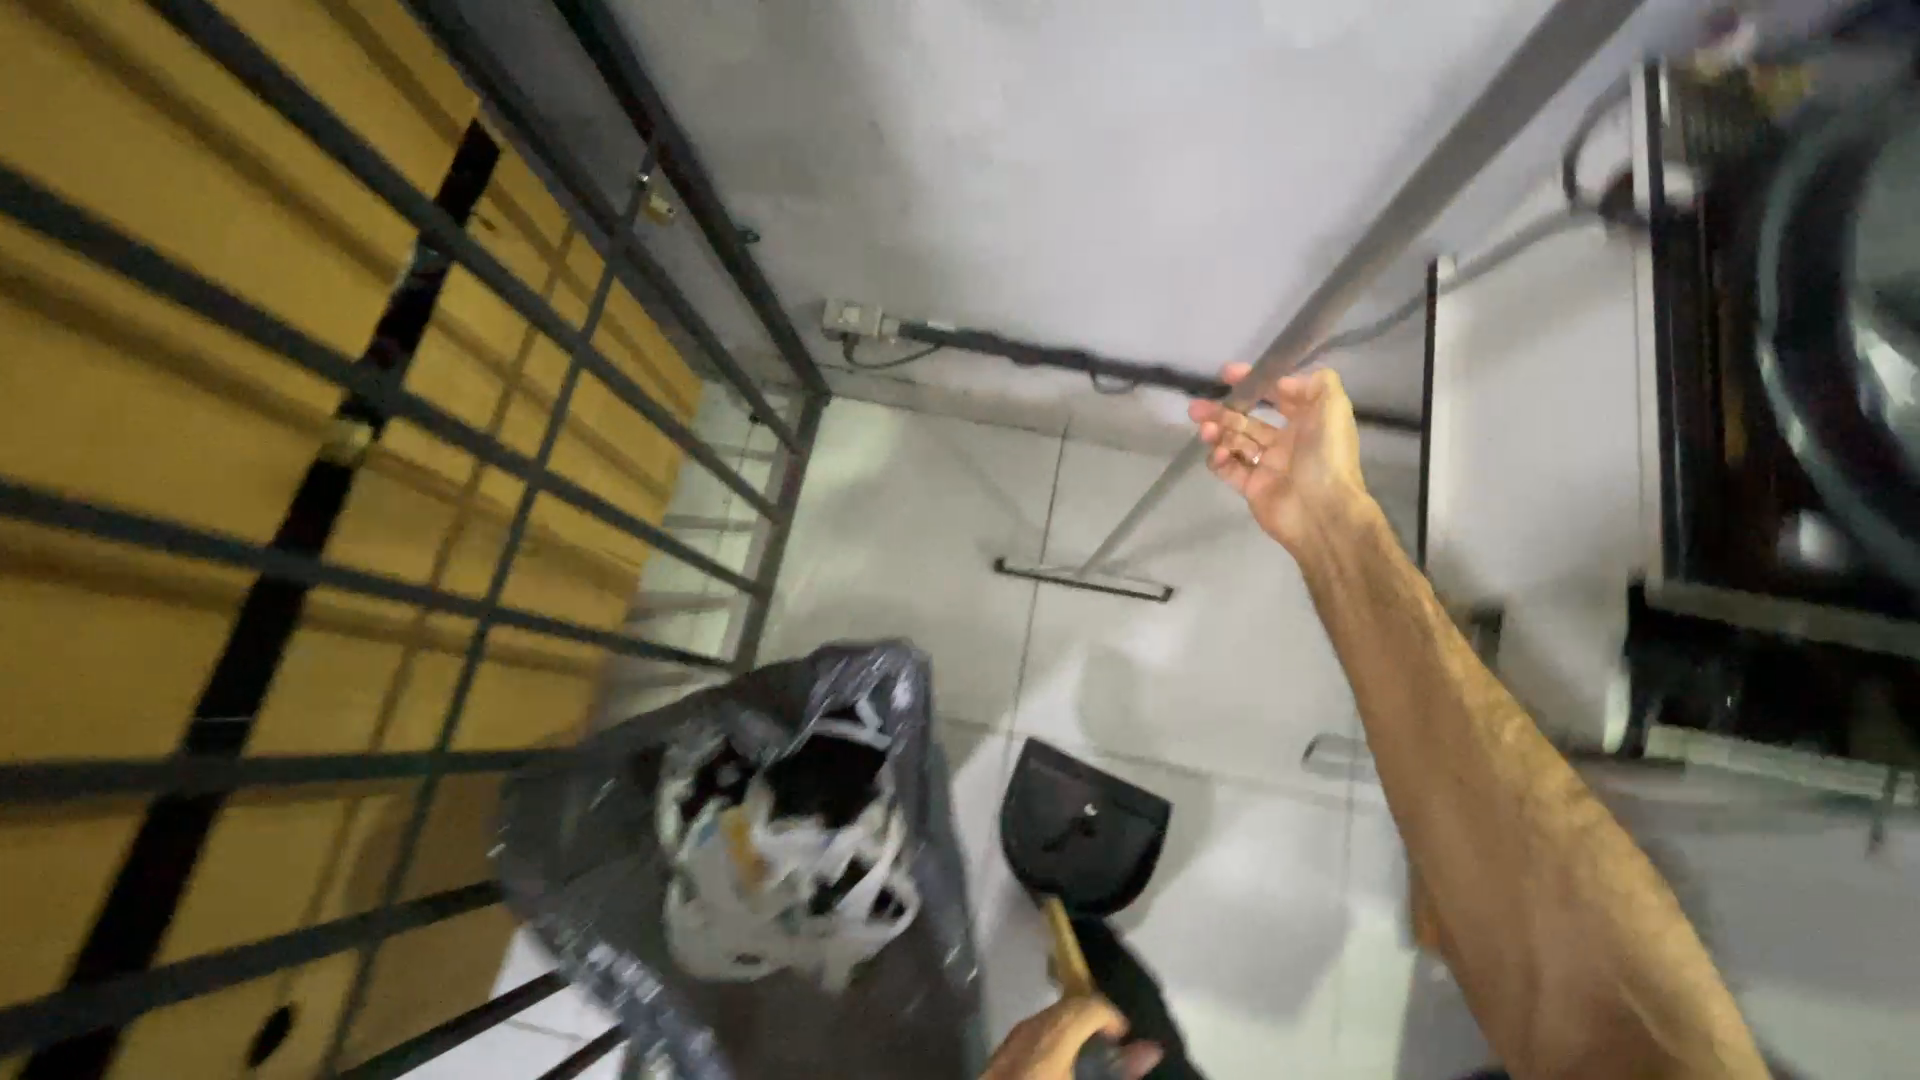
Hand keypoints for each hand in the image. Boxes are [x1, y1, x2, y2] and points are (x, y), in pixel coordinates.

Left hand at [980, 997, 1162, 1079]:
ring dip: (1073, 1034)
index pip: (1089, 1004)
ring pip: (1050, 1020)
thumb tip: (1151, 1050)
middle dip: (1093, 1024)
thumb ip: (1119, 1070)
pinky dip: (1054, 1043)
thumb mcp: (1084, 1078)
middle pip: (1068, 1009)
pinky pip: (1034, 1035)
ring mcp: (1012, 1039)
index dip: (1112, 1017)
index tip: (1124, 1042)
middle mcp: (1031, 1027)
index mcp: (1054, 1034)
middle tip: (1111, 1054)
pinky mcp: (1001, 1054)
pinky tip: (1059, 1069)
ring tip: (1088, 1064)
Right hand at [1187, 364, 1371, 556]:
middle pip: (1247, 420)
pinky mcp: (1251, 487)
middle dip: (1222, 411)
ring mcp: (1267, 465)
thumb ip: (1315, 383)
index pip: (1276, 395)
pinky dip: (1219, 459)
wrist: (1322, 511)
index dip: (1253, 382)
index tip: (1227, 374)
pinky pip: (1229, 469)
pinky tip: (1218, 454)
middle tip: (1196, 407)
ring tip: (1204, 429)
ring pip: (1234, 442)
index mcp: (1306, 422)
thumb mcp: (1334, 408)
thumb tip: (1280, 382)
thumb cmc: (1327, 457)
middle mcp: (1286, 441)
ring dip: (1217, 432)